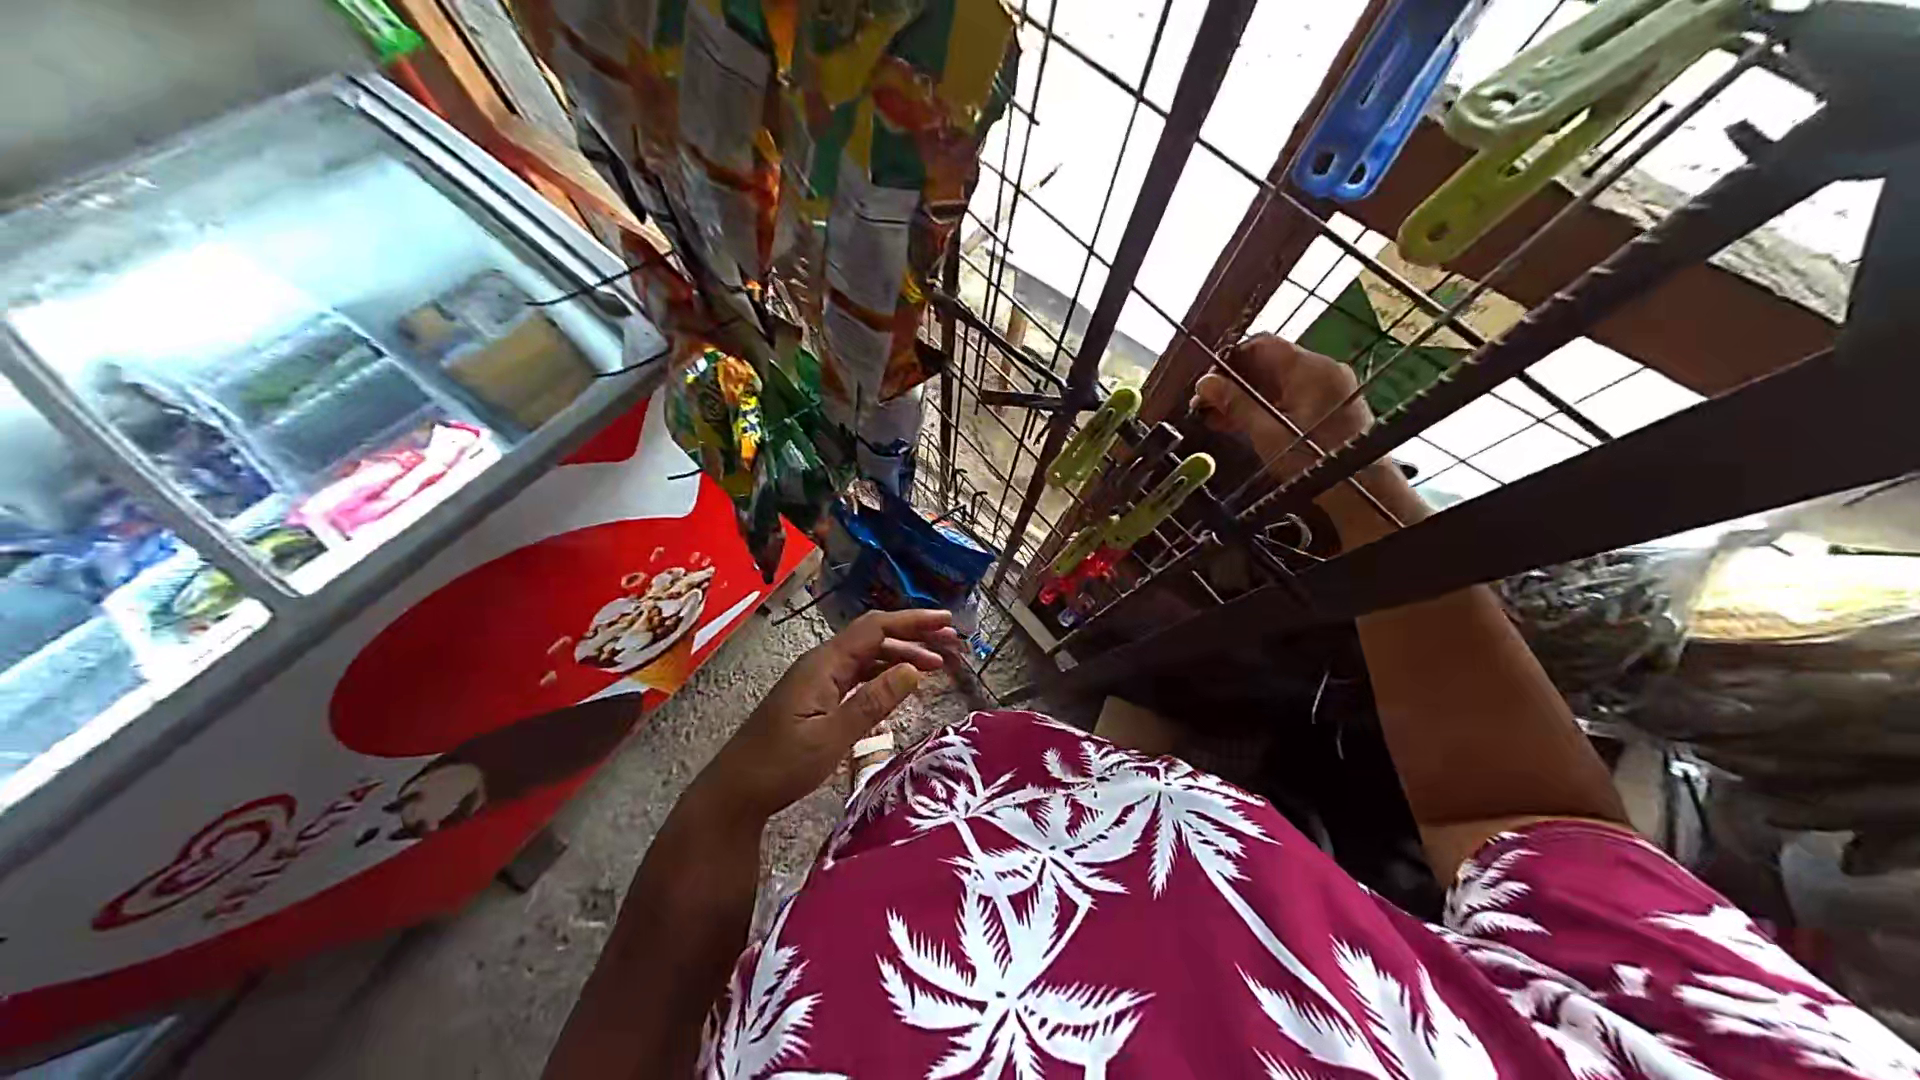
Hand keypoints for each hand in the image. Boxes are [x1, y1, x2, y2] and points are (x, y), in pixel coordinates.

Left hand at [698, 609, 961, 821]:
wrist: (734, 791)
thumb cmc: (780, 765)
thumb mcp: (832, 738)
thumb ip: (873, 703)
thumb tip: (913, 669)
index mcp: (823, 664)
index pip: (875, 628)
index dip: (913, 622)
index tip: (947, 621)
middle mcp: (821, 663)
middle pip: (873, 637)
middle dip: (914, 636)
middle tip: (952, 645)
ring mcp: (817, 680)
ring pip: (866, 657)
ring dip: (901, 656)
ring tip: (936, 665)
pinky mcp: (815, 697)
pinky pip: (857, 675)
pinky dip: (883, 675)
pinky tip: (900, 686)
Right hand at [1191, 334, 1423, 545]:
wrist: (1361, 491)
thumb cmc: (1313, 460)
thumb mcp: (1267, 433)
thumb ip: (1236, 404)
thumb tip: (1204, 383)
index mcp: (1310, 369)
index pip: (1262, 345)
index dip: (1229, 359)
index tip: (1206, 382)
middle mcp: (1322, 370)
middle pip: (1268, 363)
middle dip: (1233, 382)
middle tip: (1204, 404)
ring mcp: (1327, 388)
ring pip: (1276, 382)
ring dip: (1245, 397)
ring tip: (1215, 417)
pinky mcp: (1328, 406)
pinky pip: (1289, 396)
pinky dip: (1263, 406)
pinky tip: (1239, 423)